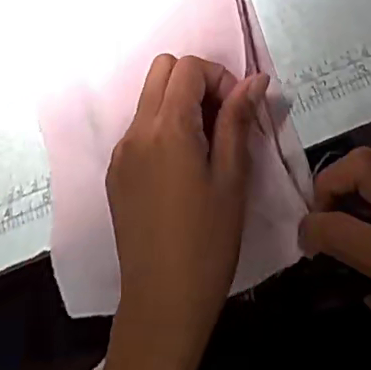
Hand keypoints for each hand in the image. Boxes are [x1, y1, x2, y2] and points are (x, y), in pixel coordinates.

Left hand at [85, 55, 266, 369]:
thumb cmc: (208, 240)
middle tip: (223, 119)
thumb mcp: (232, 177)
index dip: (219, 77)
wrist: (162, 301)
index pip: (188, 68)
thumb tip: (254, 80)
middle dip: (197, 81)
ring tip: (208, 145)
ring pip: (149, 98)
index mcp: (167, 128)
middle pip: (162, 71)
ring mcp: (121, 152)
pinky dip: (165, 128)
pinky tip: (184, 168)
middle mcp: (136, 131)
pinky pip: (140, 129)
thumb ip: (238, 120)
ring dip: (180, 103)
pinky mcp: (116, 174)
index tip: (238, 110)